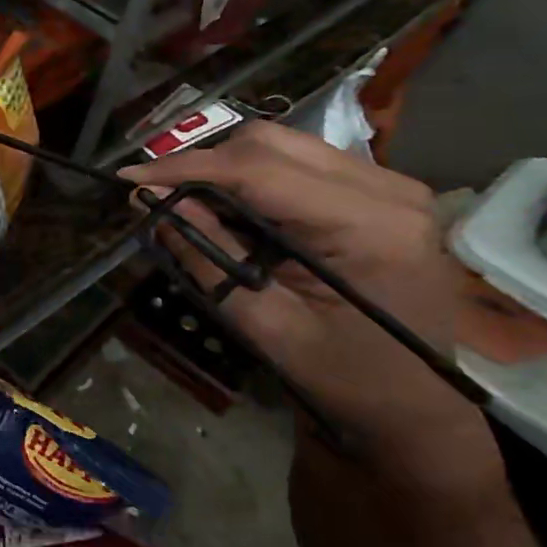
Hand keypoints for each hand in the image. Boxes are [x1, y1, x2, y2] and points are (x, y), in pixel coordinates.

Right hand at [119, 122, 478, 467]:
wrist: (416, 404)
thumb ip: (208, 254)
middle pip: (270, 142)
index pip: (259, 169)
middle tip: (155, 192)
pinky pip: (298, 161)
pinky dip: (252, 176)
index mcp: (369, 226)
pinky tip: (229, 206)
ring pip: (282, 144)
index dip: (187, 166)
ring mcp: (389, 185)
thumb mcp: (263, 323)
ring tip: (185, 199)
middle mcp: (388, 189)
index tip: (130, 177)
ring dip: (225, 167)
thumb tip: (150, 201)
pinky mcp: (379, 191)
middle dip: (203, 162)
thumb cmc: (343, 378)